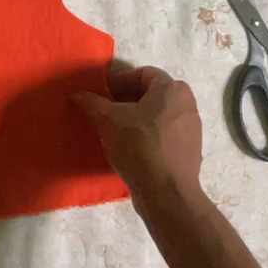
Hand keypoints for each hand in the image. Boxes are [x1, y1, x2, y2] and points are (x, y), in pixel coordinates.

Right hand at [72, 65, 203, 213]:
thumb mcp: (108, 120)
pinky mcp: (190, 152)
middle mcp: (187, 105)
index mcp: (173, 90)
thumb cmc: (140, 146)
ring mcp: (192, 130)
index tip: (103, 95)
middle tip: (107, 111)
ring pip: (159, 116)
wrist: (167, 194)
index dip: (120, 81)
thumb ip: (91, 103)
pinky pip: (165, 135)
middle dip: (127, 101)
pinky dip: (148, 136)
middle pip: (152, 94)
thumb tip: (76, 94)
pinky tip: (130, 150)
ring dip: (137, 119)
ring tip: (115, 131)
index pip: (144, 73)